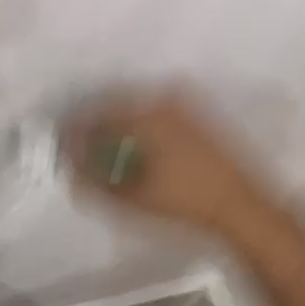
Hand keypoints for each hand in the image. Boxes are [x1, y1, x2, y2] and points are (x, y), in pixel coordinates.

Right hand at [61, 92, 275, 233]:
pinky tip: (135, 151)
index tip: (60, 148)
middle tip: (78, 150)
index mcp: (143, 114)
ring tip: (104, 152)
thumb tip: (68, 165)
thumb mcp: (129, 199)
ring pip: (135, 108)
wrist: (243, 207)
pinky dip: (138, 127)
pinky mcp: (198, 115)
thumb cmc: (183, 204)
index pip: (91, 114)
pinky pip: (155, 113)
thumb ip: (90, 180)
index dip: (71, 131)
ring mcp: (184, 104)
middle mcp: (163, 98)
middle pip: (113, 105)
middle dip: (92, 126)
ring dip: (115, 126)